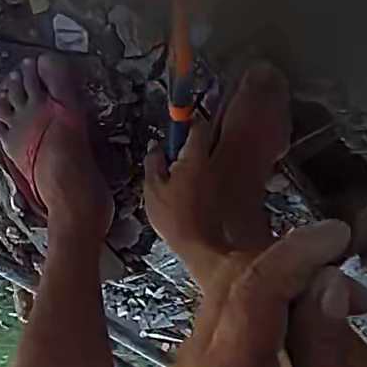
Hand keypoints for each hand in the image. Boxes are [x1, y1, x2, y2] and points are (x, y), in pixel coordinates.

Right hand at [144, 117, 229, 280]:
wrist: (200, 247)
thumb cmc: (175, 217)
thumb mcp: (153, 188)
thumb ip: (153, 162)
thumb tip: (155, 148)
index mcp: (195, 158)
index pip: (196, 126)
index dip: (185, 119)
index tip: (173, 120)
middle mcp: (209, 166)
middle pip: (196, 144)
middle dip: (179, 146)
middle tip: (162, 156)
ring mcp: (212, 181)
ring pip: (196, 162)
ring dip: (182, 164)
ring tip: (165, 179)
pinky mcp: (212, 196)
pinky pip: (198, 178)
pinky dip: (187, 179)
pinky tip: (173, 194)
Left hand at [173, 220, 366, 366]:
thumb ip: (327, 354)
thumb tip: (326, 283)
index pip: (254, 285)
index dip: (298, 250)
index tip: (340, 234)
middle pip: (232, 279)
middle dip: (291, 261)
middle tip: (348, 275)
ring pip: (228, 293)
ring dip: (282, 281)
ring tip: (338, 298)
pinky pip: (230, 318)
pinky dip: (270, 304)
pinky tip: (307, 318)